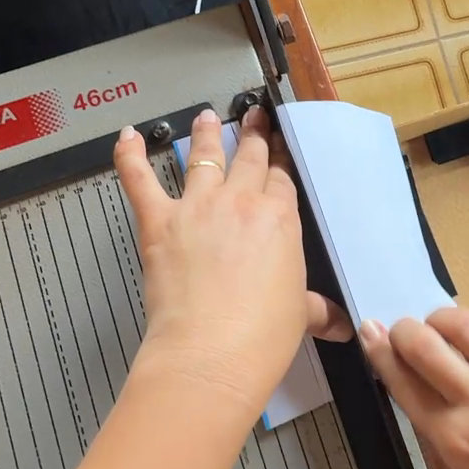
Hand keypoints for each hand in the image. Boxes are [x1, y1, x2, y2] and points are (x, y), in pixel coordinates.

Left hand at [116, 107, 349, 410]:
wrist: (212, 352)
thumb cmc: (262, 336)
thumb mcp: (300, 315)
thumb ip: (319, 310)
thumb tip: (342, 326)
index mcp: (280, 218)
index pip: (281, 177)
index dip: (280, 157)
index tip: (279, 144)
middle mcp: (242, 202)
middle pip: (249, 156)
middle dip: (253, 133)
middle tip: (254, 116)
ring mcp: (199, 206)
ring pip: (204, 156)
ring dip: (205, 133)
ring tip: (206, 116)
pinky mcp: (160, 221)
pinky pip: (140, 180)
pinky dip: (130, 156)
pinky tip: (127, 137)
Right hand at [359, 297, 468, 468]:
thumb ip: (447, 441)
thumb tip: (432, 405)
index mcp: (454, 438)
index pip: (404, 384)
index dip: (379, 353)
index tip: (368, 332)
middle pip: (425, 346)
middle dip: (403, 330)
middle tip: (402, 333)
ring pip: (467, 325)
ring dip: (443, 317)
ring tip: (440, 326)